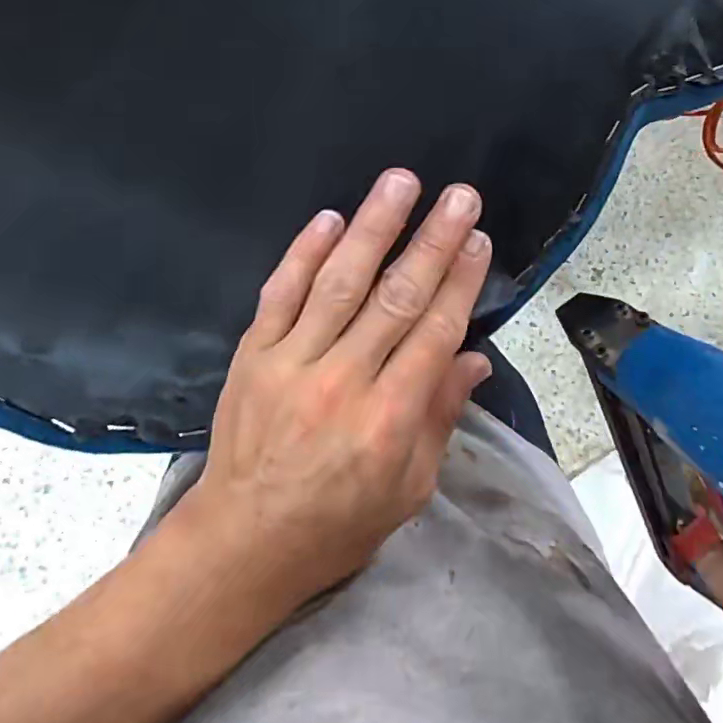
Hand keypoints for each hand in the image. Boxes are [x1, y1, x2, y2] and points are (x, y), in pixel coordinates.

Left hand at [180, 168, 494, 605]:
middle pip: (395, 298)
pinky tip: (328, 218)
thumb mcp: (407, 489)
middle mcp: (342, 381)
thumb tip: (473, 358)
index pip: (433, 333)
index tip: (478, 239)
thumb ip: (440, 417)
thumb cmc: (337, 523)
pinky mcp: (253, 354)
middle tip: (459, 196)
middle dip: (432, 242)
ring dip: (372, 228)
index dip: (460, 282)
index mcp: (388, 420)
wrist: (244, 539)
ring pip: (339, 283)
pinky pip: (280, 293)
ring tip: (399, 183)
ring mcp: (291, 362)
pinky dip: (303, 253)